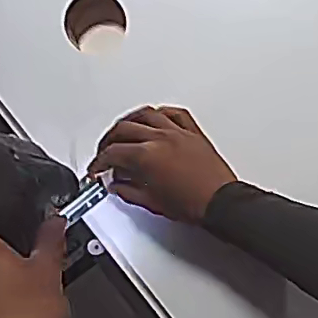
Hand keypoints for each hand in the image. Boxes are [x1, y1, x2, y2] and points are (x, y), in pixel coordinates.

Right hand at [87, 106, 239, 223]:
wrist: (220, 204)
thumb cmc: (193, 205)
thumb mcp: (153, 203)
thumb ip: (129, 191)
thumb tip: (118, 185)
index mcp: (147, 156)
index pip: (113, 153)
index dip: (99, 162)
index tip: (97, 168)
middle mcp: (160, 139)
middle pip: (123, 130)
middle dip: (108, 141)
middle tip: (104, 152)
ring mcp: (178, 133)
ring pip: (146, 114)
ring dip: (129, 121)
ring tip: (123, 130)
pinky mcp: (193, 133)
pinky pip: (174, 114)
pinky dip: (160, 113)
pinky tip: (155, 117)